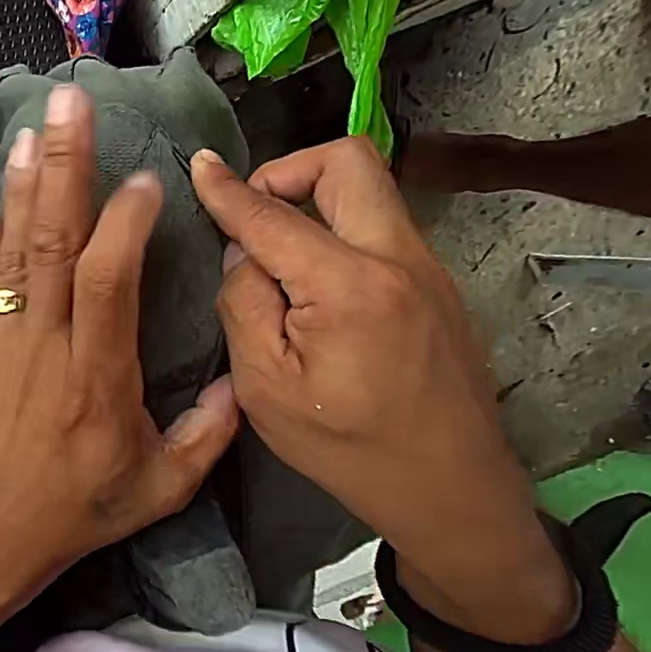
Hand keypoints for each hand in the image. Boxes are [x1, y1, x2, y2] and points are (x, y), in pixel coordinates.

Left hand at [0, 86, 239, 607]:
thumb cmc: (79, 510)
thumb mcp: (160, 487)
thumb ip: (207, 433)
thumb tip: (241, 381)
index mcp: (97, 377)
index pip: (109, 281)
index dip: (123, 223)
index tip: (145, 180)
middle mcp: (47, 346)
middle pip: (54, 244)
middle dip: (64, 169)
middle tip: (69, 106)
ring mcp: (4, 341)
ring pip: (16, 252)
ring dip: (23, 187)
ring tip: (31, 131)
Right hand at [190, 138, 568, 636]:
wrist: (451, 490)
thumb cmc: (345, 447)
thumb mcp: (264, 387)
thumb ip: (244, 304)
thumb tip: (245, 253)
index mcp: (346, 285)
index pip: (272, 215)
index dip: (227, 188)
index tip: (199, 165)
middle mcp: (397, 258)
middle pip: (347, 161)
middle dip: (288, 169)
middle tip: (253, 211)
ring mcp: (429, 268)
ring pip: (371, 190)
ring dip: (316, 199)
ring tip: (280, 254)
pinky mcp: (440, 285)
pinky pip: (383, 227)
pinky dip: (340, 230)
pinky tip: (319, 285)